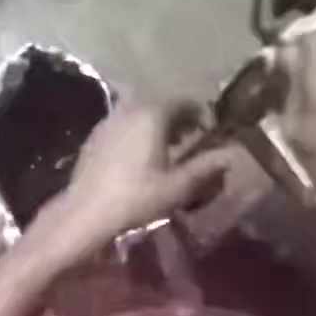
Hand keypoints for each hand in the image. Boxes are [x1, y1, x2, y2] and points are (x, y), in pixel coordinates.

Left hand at [32, 103, 235, 257]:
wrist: (86, 212)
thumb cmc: (136, 197)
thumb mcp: (178, 186)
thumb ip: (205, 167)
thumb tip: (229, 156)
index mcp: (154, 114)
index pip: (186, 103)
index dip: (202, 116)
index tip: (209, 134)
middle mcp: (130, 108)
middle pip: (162, 106)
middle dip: (179, 121)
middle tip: (190, 142)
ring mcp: (109, 119)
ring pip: (141, 114)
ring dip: (158, 127)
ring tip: (166, 150)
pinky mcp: (95, 135)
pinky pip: (124, 125)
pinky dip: (137, 133)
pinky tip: (139, 158)